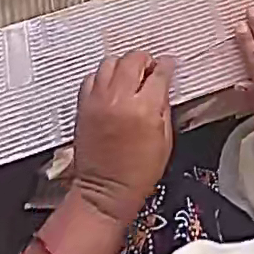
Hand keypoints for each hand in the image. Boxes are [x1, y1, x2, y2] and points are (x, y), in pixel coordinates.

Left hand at [71, 52, 176, 222]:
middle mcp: (119, 99)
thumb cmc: (138, 172)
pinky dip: (102, 77)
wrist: (104, 193)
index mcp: (144, 109)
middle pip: (133, 59)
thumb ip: (164, 106)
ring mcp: (98, 101)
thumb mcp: (166, 140)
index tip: (169, 65)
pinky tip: (110, 87)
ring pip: (110, 62)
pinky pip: (92, 77)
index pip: (160, 72)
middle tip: (150, 70)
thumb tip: (163, 85)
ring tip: (129, 77)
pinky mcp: (83, 106)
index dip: (167, 65)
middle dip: (145, 61)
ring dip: (123, 65)